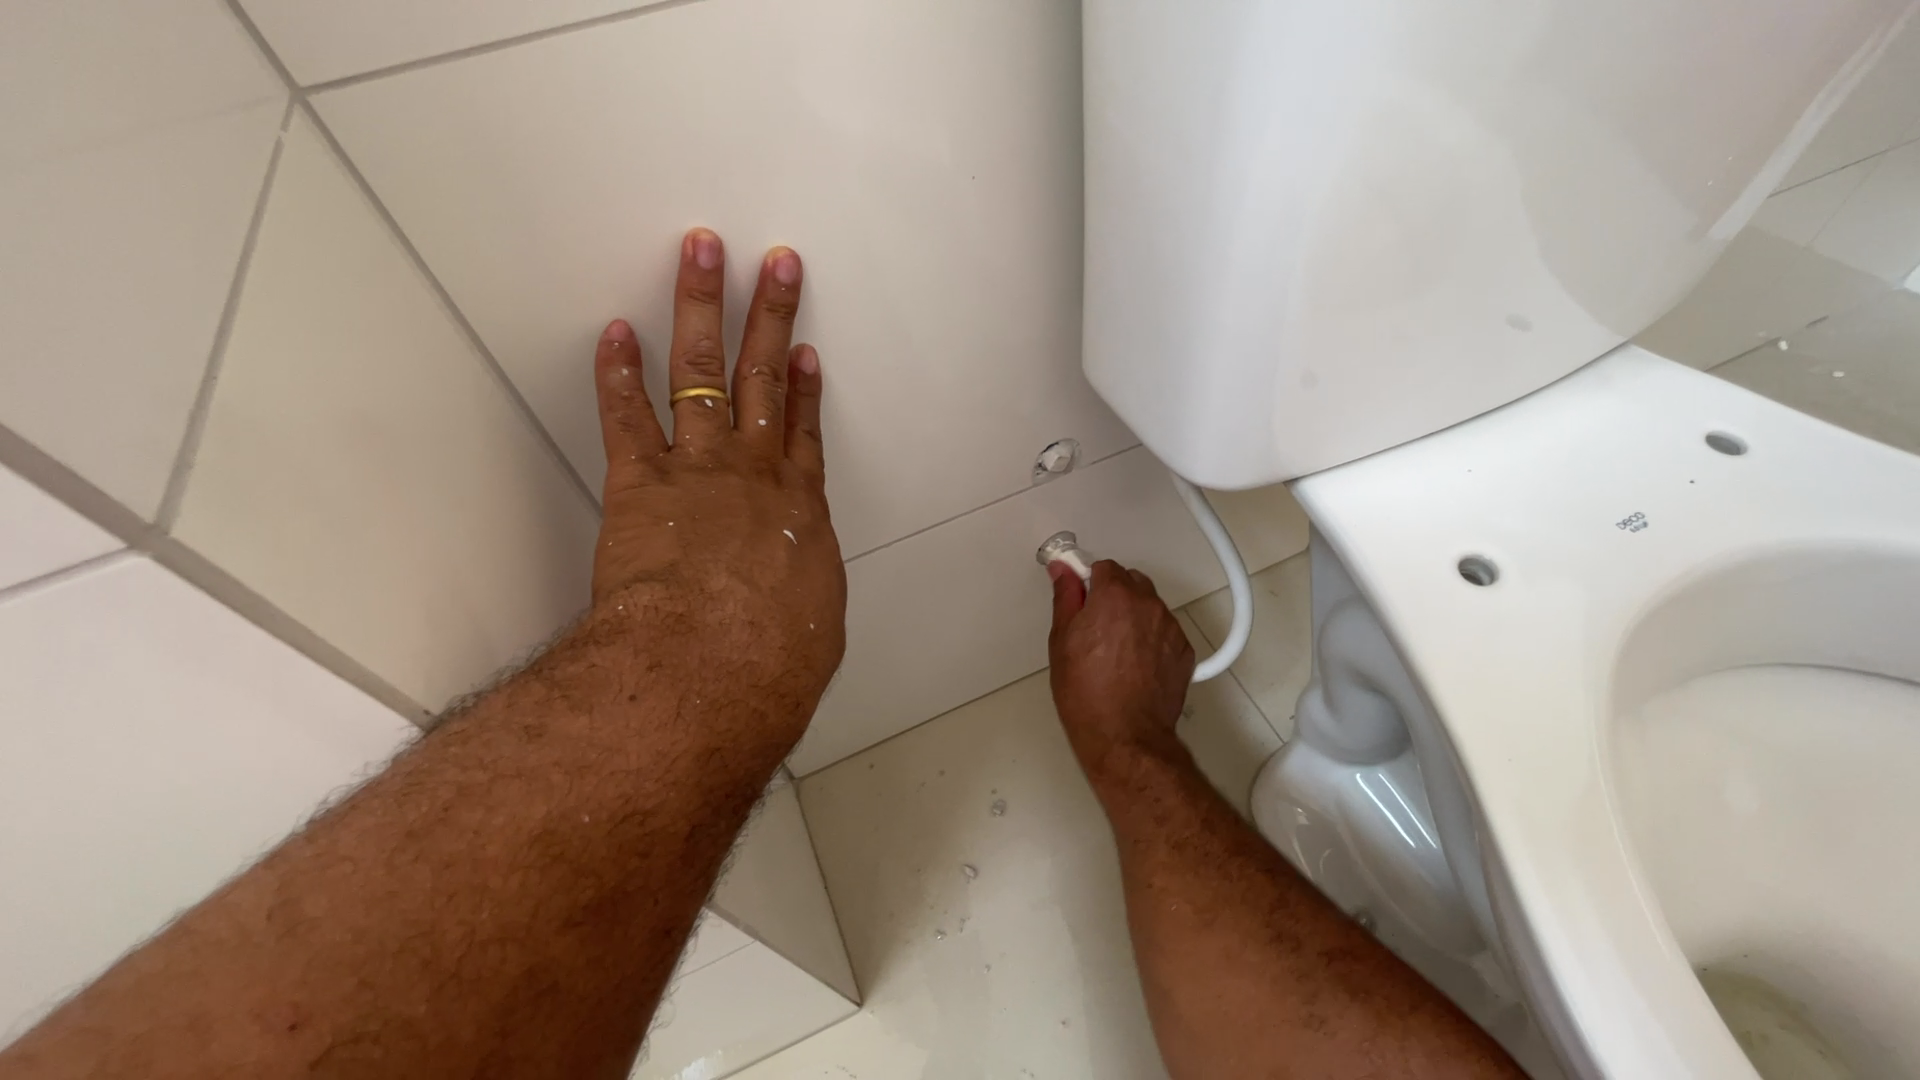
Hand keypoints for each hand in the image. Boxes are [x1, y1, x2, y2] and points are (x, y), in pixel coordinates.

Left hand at [590, 227, 846, 711]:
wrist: (713, 667)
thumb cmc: (773, 662)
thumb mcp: (811, 632)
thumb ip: (802, 599)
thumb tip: (793, 604)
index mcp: (799, 512)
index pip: (803, 434)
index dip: (805, 390)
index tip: (804, 351)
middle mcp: (754, 474)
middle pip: (765, 381)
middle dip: (770, 316)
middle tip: (776, 264)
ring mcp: (699, 469)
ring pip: (704, 373)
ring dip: (702, 309)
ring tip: (704, 255)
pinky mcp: (641, 483)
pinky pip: (628, 416)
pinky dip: (619, 372)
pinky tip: (615, 332)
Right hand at [1046, 560, 1194, 775]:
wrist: (1124, 735)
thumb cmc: (1087, 693)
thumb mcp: (1061, 640)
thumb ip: (1065, 596)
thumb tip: (1063, 571)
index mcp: (1115, 595)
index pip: (1103, 567)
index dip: (1089, 582)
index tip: (1080, 597)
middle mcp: (1148, 605)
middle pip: (1131, 582)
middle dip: (1113, 596)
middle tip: (1094, 627)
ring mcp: (1170, 628)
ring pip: (1149, 606)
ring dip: (1134, 616)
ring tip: (1115, 651)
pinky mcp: (1183, 651)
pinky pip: (1164, 631)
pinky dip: (1151, 639)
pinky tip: (1134, 664)